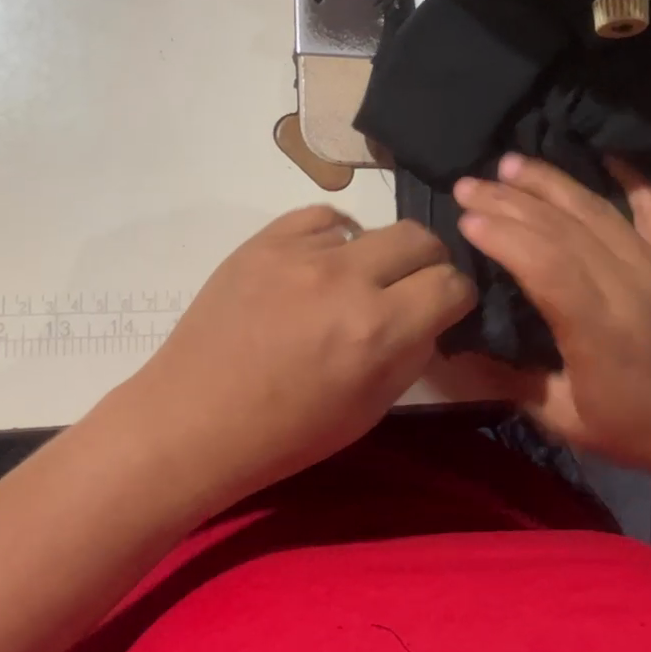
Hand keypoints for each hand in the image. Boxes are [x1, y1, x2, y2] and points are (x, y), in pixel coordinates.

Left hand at [130, 206, 475, 500]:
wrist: (194, 420)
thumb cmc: (287, 433)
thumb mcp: (369, 409)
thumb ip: (411, 353)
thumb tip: (430, 317)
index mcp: (378, 330)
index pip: (451, 284)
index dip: (457, 298)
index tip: (445, 310)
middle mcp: (345, 279)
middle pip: (420, 238)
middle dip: (428, 265)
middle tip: (410, 290)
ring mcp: (300, 253)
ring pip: (371, 226)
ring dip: (376, 255)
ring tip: (353, 284)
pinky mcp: (263, 241)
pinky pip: (321, 218)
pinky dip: (333, 239)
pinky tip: (319, 266)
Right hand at [442, 154, 650, 484]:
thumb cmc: (642, 433)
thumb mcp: (568, 422)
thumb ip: (515, 382)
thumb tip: (463, 352)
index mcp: (600, 329)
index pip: (544, 264)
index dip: (502, 235)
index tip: (465, 218)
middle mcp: (630, 285)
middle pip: (563, 228)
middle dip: (510, 201)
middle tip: (467, 184)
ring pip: (599, 211)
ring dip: (551, 183)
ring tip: (510, 164)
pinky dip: (633, 180)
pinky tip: (608, 158)